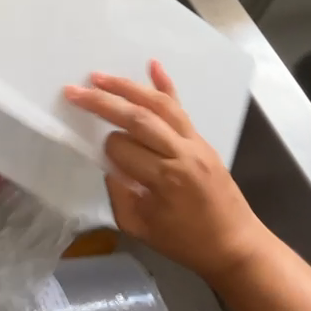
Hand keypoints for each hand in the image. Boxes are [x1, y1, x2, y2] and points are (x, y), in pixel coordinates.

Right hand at [64, 62, 271, 282]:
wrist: (236, 245)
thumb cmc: (185, 242)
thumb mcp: (139, 227)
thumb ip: (118, 193)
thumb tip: (109, 162)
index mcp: (165, 179)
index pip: (122, 148)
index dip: (107, 150)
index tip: (104, 158)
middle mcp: (181, 153)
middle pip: (137, 117)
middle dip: (102, 102)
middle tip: (74, 91)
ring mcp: (195, 142)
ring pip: (158, 104)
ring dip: (127, 87)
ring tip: (99, 77)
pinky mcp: (202, 139)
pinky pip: (181, 108)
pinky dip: (167, 84)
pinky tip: (153, 64)